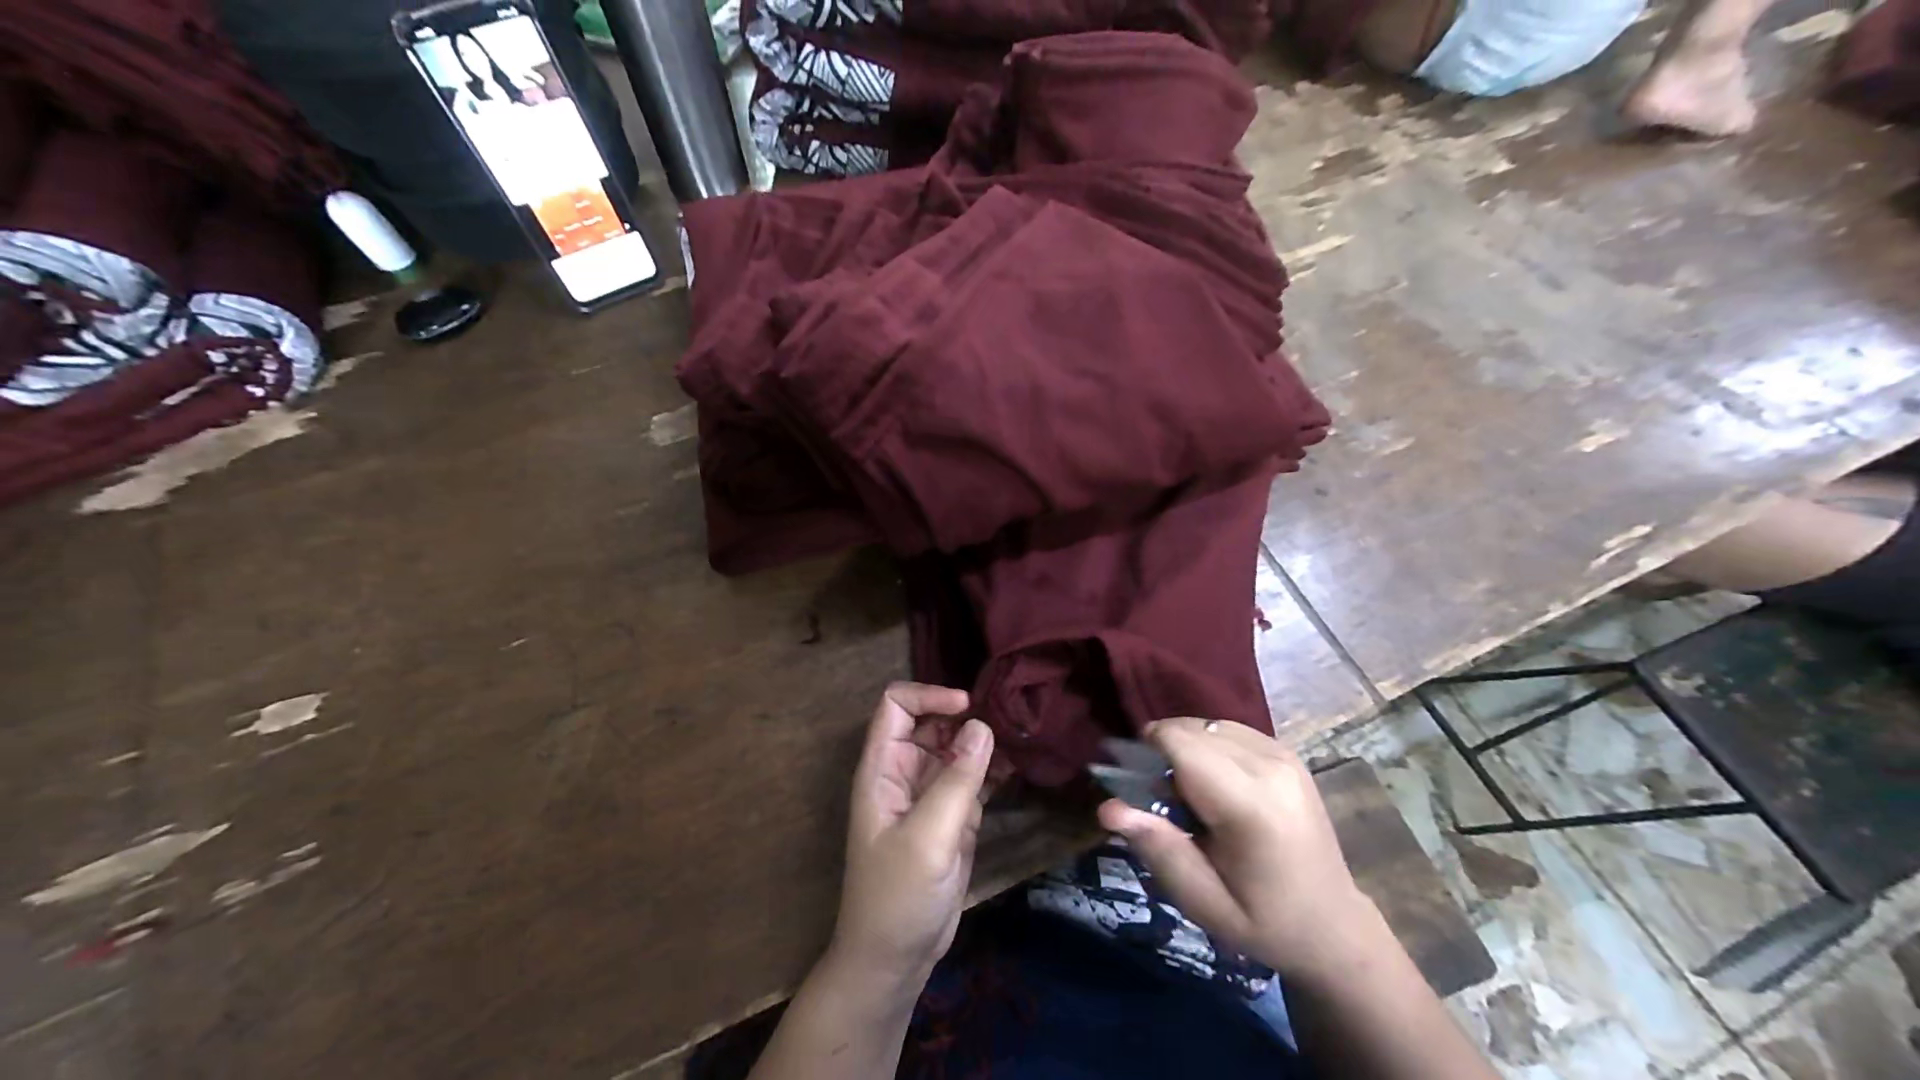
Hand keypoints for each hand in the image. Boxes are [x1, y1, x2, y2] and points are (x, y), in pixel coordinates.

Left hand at [830, 683, 992, 989]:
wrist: (896, 957)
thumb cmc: (897, 895)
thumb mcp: (927, 837)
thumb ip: (956, 780)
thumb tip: (982, 726)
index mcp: (883, 768)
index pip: (896, 706)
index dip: (928, 696)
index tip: (967, 707)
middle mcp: (906, 772)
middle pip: (933, 723)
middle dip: (966, 716)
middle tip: (1009, 717)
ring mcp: (931, 794)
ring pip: (958, 748)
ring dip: (985, 739)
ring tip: (1023, 733)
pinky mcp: (955, 815)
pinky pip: (975, 777)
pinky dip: (995, 767)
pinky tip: (1021, 762)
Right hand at [1097, 717, 1372, 977]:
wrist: (1332, 925)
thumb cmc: (1262, 921)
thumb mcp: (1203, 902)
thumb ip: (1158, 849)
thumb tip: (1108, 807)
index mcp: (1250, 806)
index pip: (1180, 742)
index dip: (1144, 750)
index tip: (1132, 781)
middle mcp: (1269, 767)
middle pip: (1190, 729)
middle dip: (1162, 751)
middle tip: (1159, 796)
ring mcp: (1283, 755)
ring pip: (1207, 724)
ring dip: (1184, 747)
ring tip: (1186, 790)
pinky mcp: (1286, 752)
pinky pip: (1228, 729)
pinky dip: (1208, 745)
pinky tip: (1212, 781)